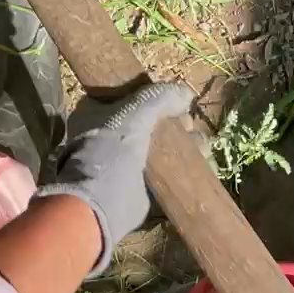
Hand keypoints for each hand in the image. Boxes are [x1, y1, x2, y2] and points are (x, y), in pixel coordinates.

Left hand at [37, 82, 193, 272]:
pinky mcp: (137, 185)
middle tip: (187, 120)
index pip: (125, 96)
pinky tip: (199, 156)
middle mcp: (105, 136)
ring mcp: (121, 162)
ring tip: (198, 139)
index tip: (171, 97)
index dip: (148, 95)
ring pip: (156, 144)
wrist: (103, 200)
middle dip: (170, 119)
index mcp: (94, 114)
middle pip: (145, 121)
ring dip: (179, 140)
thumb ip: (158, 98)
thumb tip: (185, 92)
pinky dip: (181, 163)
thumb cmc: (110, 147)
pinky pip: (164, 169)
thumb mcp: (135, 113)